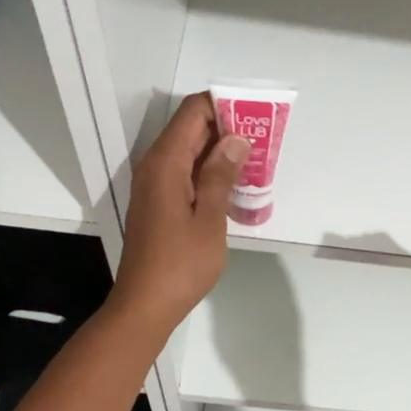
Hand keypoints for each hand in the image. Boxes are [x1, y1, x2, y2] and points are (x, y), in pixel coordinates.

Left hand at [110, 92, 249, 329]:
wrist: (146, 304)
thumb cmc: (181, 264)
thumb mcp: (209, 219)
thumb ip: (220, 176)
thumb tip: (235, 139)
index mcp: (165, 163)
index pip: (193, 113)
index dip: (224, 107)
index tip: (256, 117)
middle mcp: (154, 167)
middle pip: (190, 130)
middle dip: (226, 129)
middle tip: (264, 141)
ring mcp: (153, 187)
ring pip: (188, 153)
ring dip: (219, 153)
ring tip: (255, 164)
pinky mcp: (157, 205)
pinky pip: (184, 175)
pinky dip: (208, 174)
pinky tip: (232, 189)